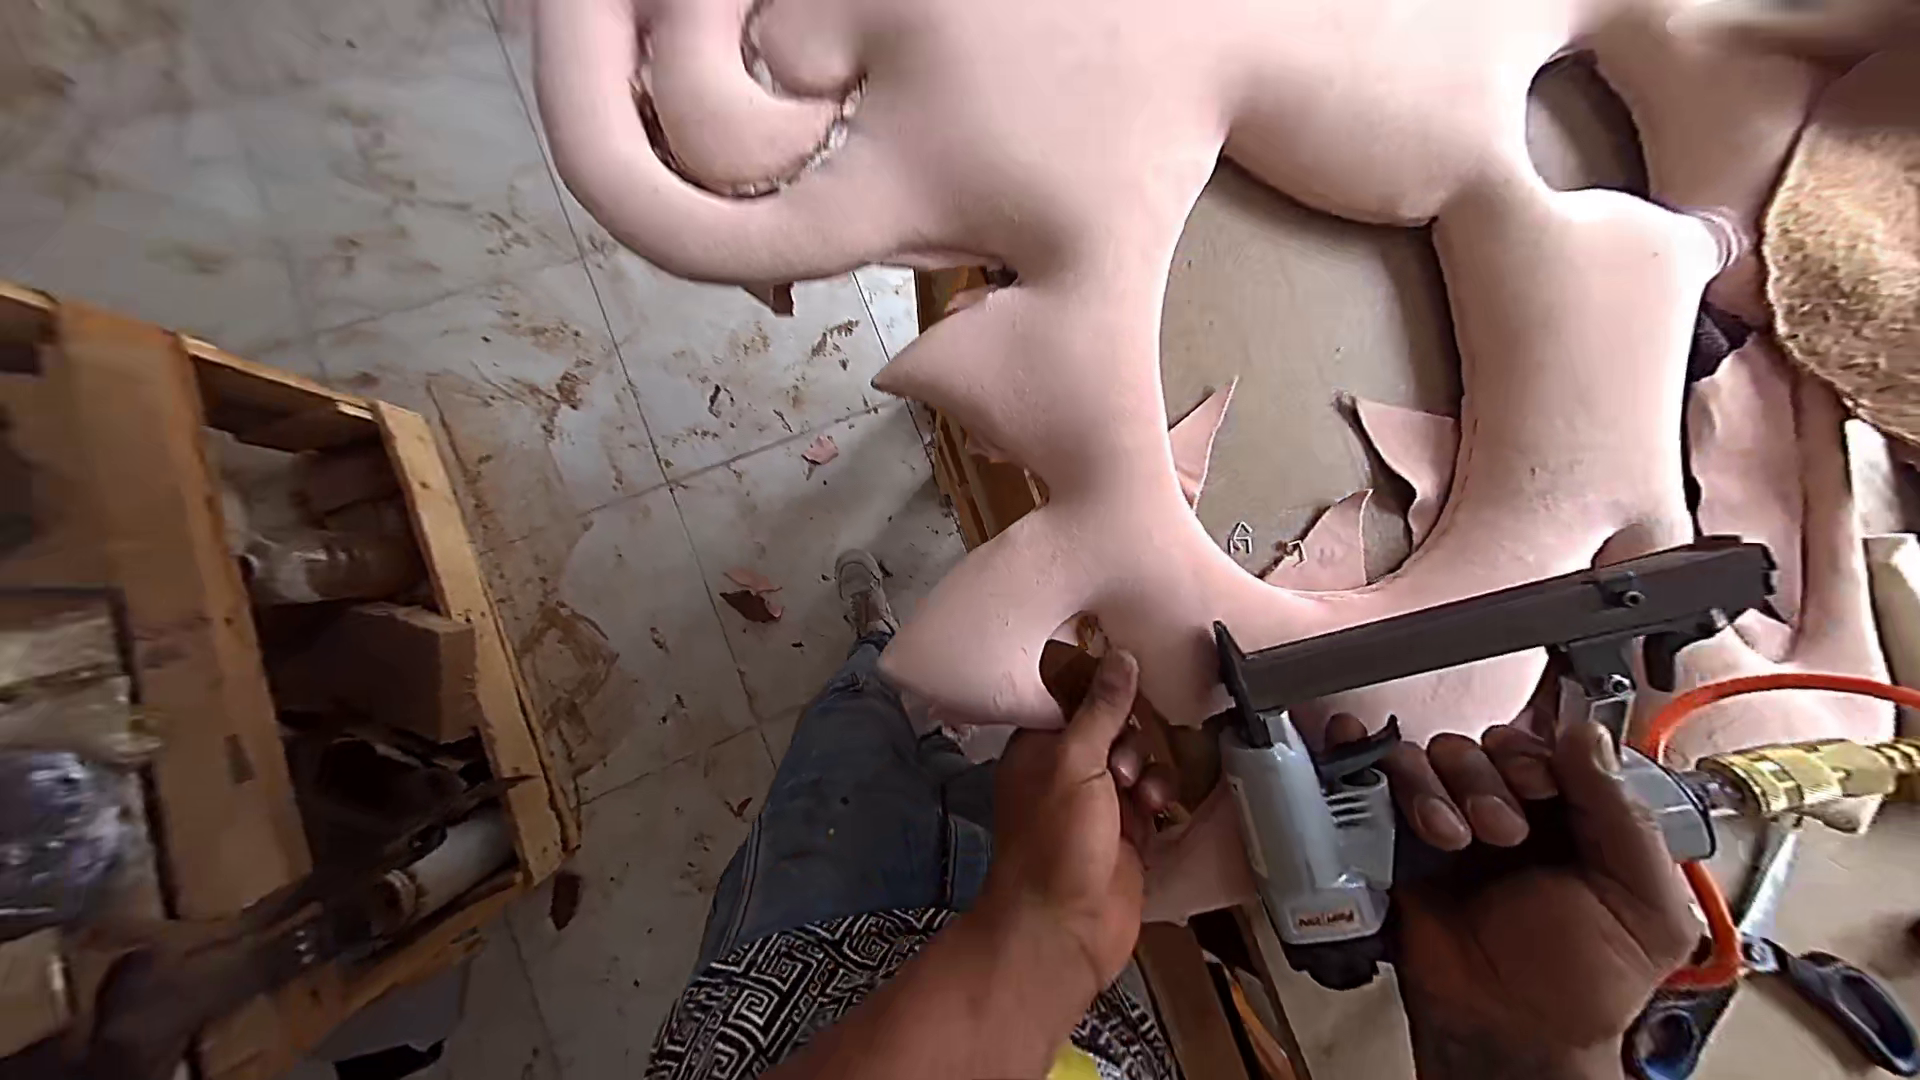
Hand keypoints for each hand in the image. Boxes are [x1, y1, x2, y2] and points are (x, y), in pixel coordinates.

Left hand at [980, 650, 1175, 991]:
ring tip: (1138, 793)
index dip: (1102, 687)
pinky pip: (1152, 794)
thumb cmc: (1056, 837)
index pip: (1073, 698)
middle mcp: (1067, 766)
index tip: (1134, 674)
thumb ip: (1101, 709)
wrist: (1065, 927)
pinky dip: (1158, 796)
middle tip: (1123, 762)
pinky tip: (1157, 808)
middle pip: (1112, 727)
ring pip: (1137, 758)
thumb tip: (1121, 655)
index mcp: (1040, 744)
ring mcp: (1099, 799)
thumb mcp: (1075, 761)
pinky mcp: (1128, 828)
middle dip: (1128, 737)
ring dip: (1146, 768)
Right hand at [1328, 716, 1698, 1075]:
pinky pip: (1363, 771)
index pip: (1531, 747)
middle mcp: (1489, 804)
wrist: (1499, 1019)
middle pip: (1468, 747)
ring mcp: (1431, 812)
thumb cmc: (1578, 976)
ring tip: (1444, 837)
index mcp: (1556, 815)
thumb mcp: (1641, 905)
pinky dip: (1355, 750)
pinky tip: (1359, 753)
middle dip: (1479, 781)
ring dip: (1427, 787)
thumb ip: (1621, 818)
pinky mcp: (1381, 825)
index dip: (1528, 757)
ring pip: (1416, 757)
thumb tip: (1584, 732)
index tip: (1537, 790)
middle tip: (1498, 832)